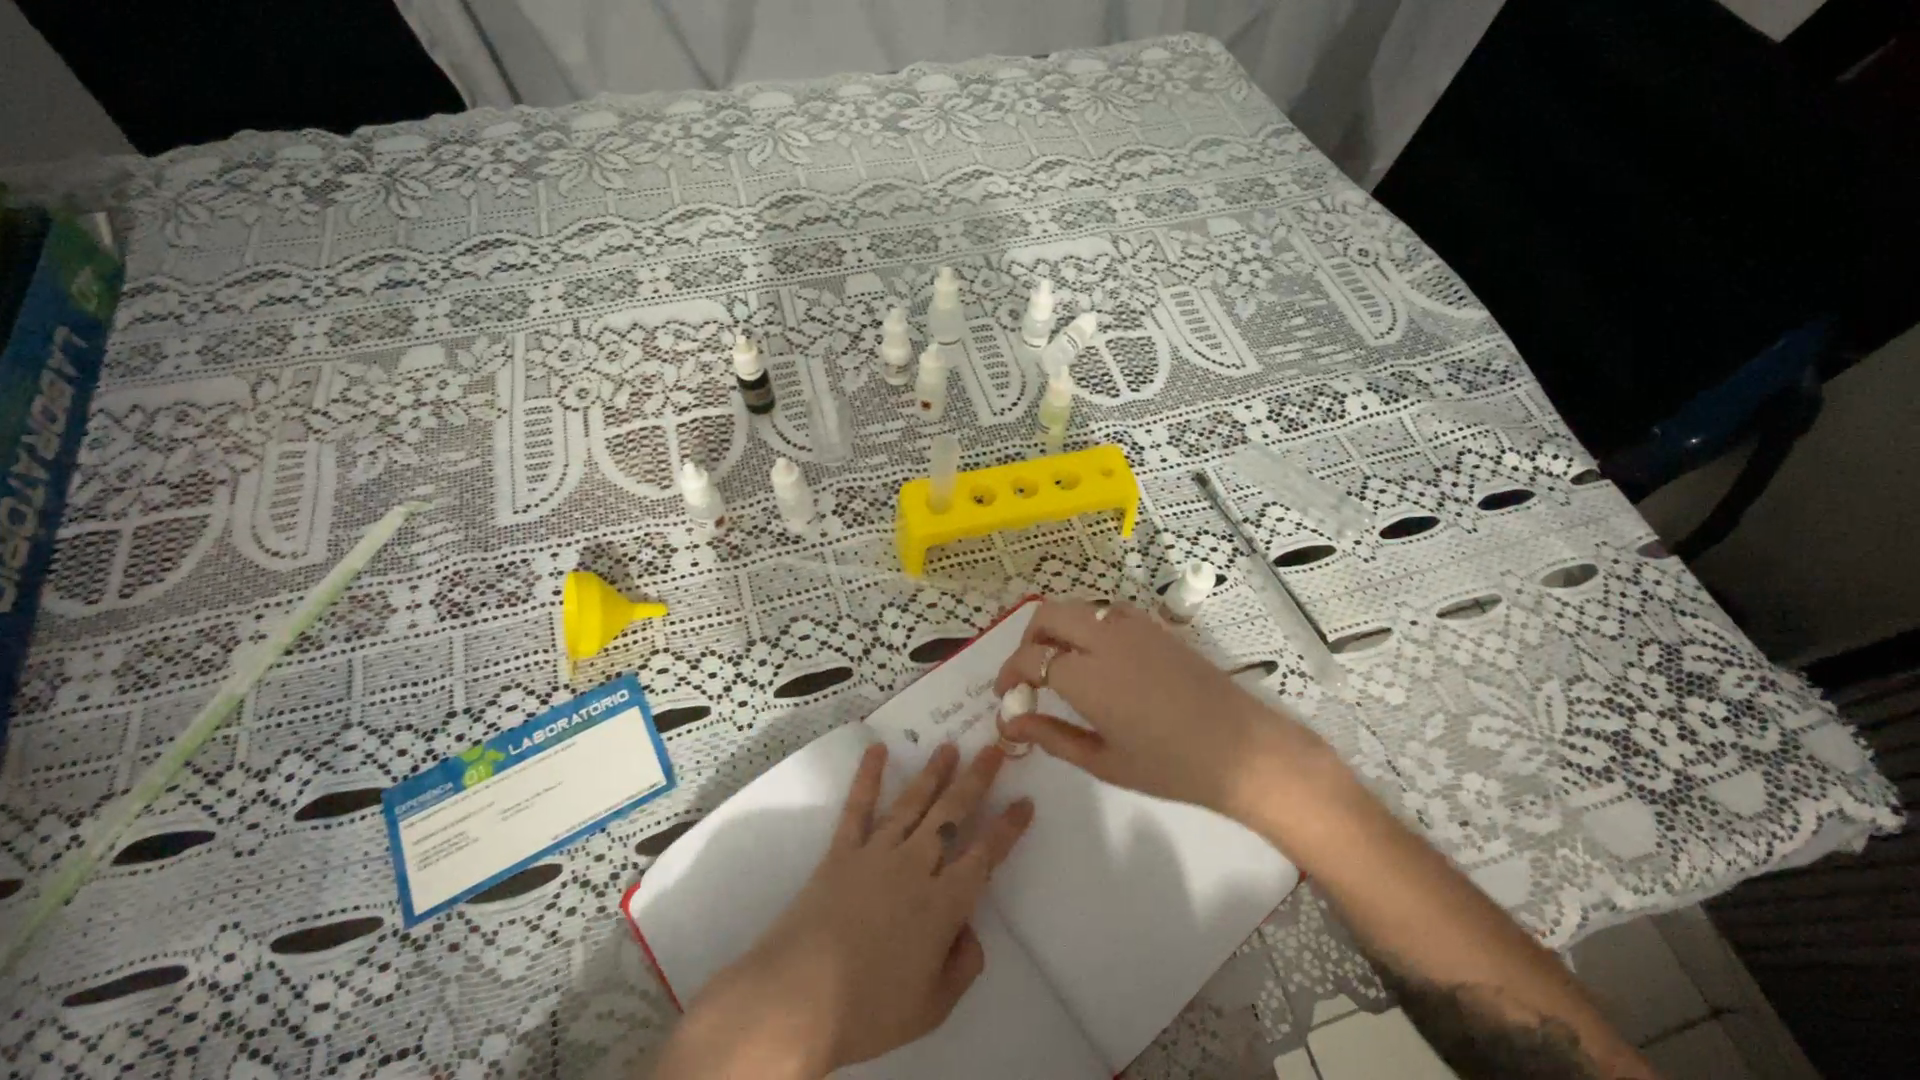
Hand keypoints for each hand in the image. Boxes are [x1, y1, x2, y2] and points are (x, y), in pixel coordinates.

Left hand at [667, 742, 1033, 1077]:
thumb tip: (968, 929)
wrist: (795, 998)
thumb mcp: (933, 1006)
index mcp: (943, 905)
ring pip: (912, 804)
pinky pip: (857, 809)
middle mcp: (914, 867)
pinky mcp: (839, 853)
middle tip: (993, 750)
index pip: (985, 857)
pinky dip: (868, 777)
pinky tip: (876, 751)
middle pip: (951, 815)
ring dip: (933, 774)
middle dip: (976, 781)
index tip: (1025, 802)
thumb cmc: (868, 1010)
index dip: (1008, 828)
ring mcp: (875, 854)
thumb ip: (962, 965)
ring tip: (949, 748)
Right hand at [993, 600, 1329, 816]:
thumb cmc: (1170, 766)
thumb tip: (1011, 723)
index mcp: (1087, 675)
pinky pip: (1106, 612)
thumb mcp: (1104, 761)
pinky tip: (1098, 659)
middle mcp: (1104, 639)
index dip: (1009, 675)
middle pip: (1047, 616)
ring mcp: (1133, 627)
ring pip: (1077, 607)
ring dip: (1058, 628)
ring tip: (1060, 665)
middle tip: (1029, 675)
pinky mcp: (1156, 627)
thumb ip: (1052, 737)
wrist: (1243, 750)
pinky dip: (1087, 625)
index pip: (1030, 659)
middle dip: (1028, 641)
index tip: (1007, 697)